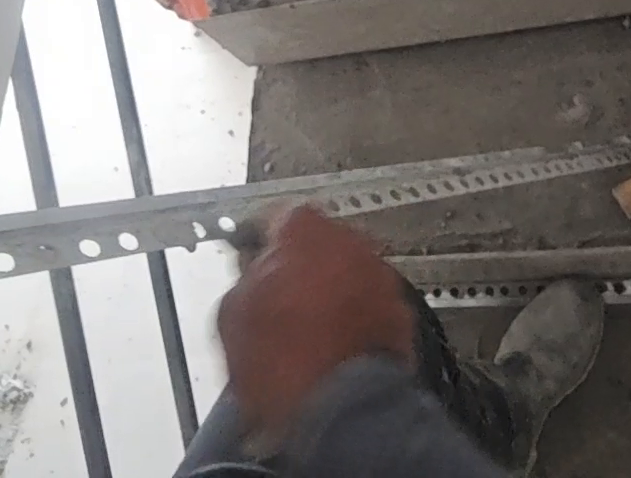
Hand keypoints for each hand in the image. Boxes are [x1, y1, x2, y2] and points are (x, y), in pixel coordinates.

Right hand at [216, 205, 414, 441]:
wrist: (343, 413)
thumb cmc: (286, 362)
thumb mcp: (231, 314)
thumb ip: (242, 277)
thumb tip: (249, 275)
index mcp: (299, 227)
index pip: (272, 218)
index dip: (258, 244)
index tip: (250, 260)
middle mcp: (345, 238)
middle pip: (313, 243)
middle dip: (297, 265)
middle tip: (279, 299)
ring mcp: (377, 271)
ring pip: (343, 271)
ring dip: (328, 290)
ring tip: (307, 329)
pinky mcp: (399, 308)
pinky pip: (367, 302)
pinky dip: (353, 316)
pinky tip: (333, 344)